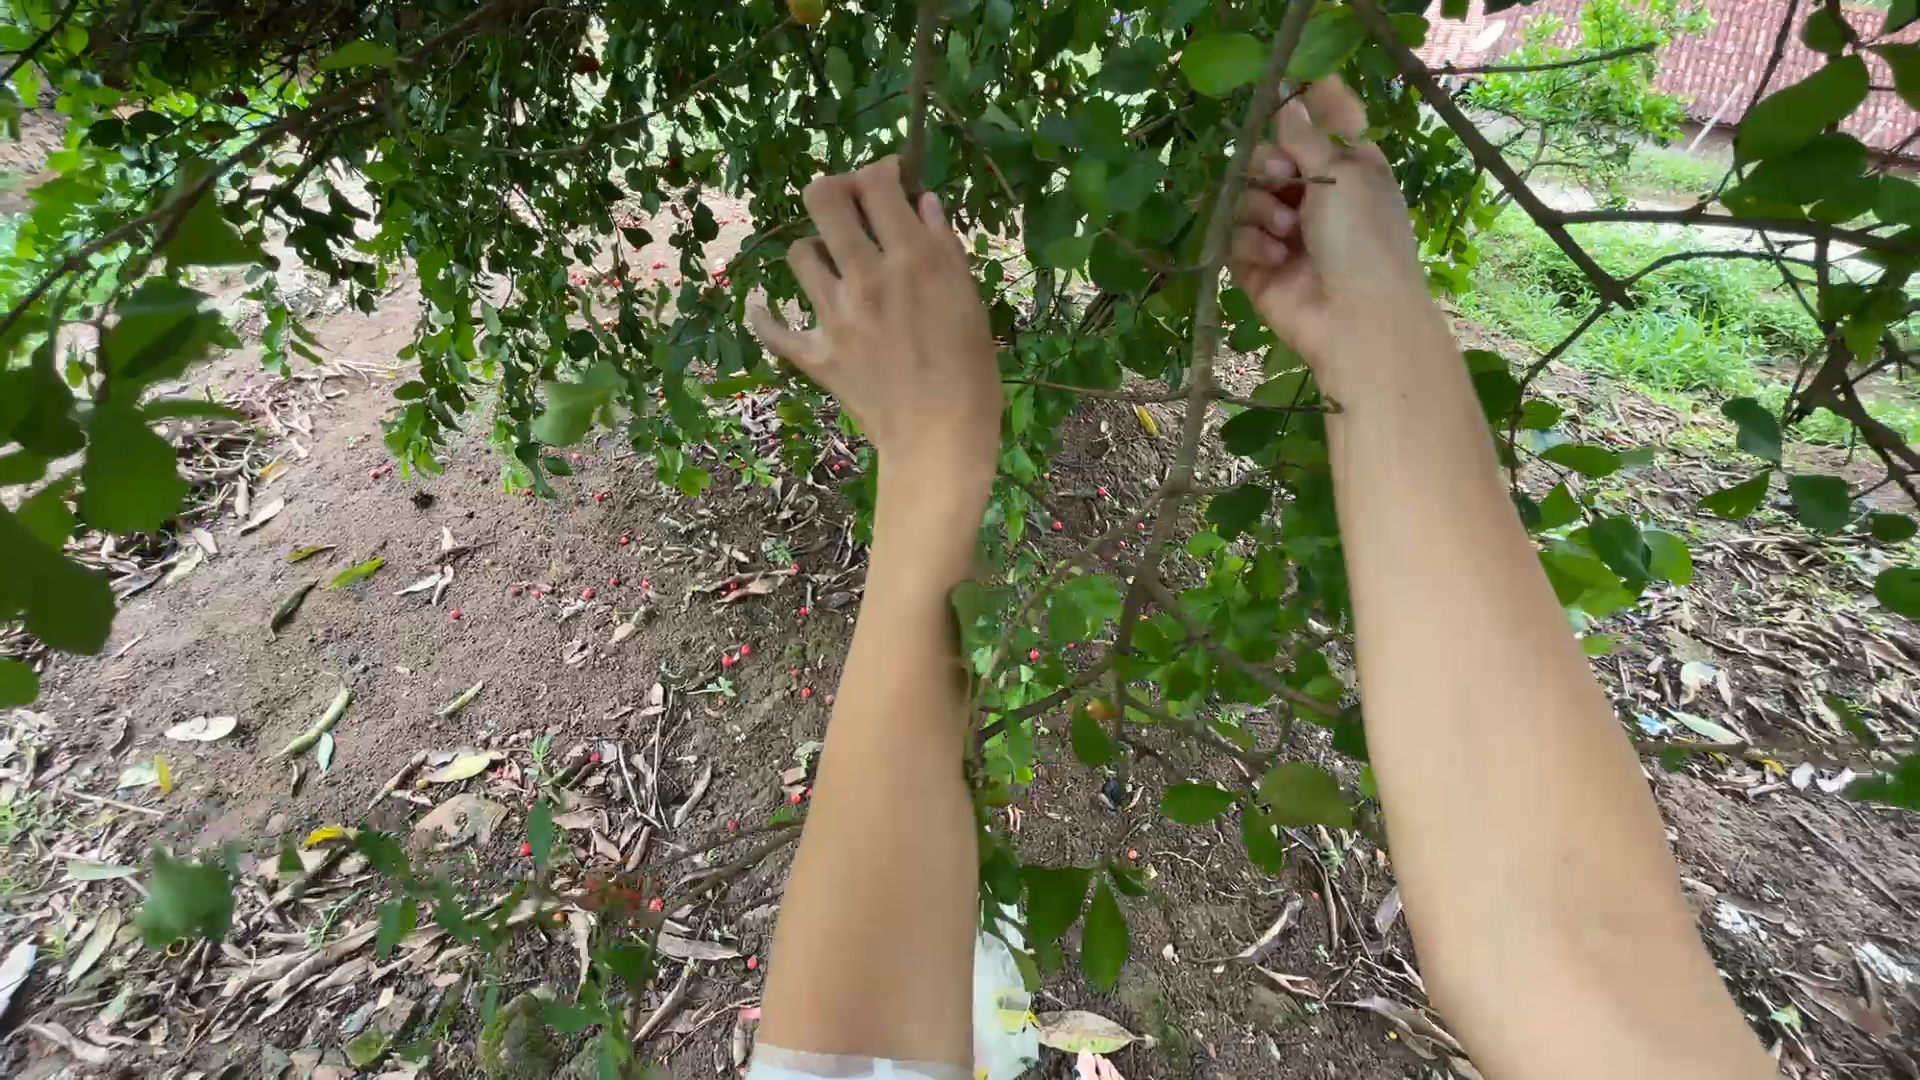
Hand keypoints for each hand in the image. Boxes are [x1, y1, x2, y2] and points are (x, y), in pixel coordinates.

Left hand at [751, 157, 1001, 493]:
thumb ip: (944, 250)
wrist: (940, 441)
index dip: (881, 172)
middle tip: (852, 208)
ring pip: (801, 254)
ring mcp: (834, 316)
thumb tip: (921, 203)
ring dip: (817, 252)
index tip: (889, 182)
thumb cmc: (972, 376)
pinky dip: (765, 316)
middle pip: (824, 199)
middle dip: (837, 191)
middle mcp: (866, 276)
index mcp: (913, 260)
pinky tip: (762, 307)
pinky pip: (773, 329)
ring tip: (834, 269)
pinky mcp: (816, 355)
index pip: (878, 183)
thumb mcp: (971, 305)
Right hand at [1228, 77, 1448, 403]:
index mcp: (1346, 168)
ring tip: (1284, 232)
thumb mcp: (1344, 176)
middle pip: (1267, 161)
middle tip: (1281, 177)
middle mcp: (1310, 198)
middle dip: (1268, 167)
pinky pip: (1233, 239)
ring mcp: (1280, 234)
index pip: (1320, 125)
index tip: (1286, 98)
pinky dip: (1249, 244)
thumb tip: (1287, 100)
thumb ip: (1308, 139)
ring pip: (1244, 200)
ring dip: (1260, 210)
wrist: (1353, 316)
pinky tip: (1272, 258)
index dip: (1302, 109)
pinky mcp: (1254, 268)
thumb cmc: (1364, 240)